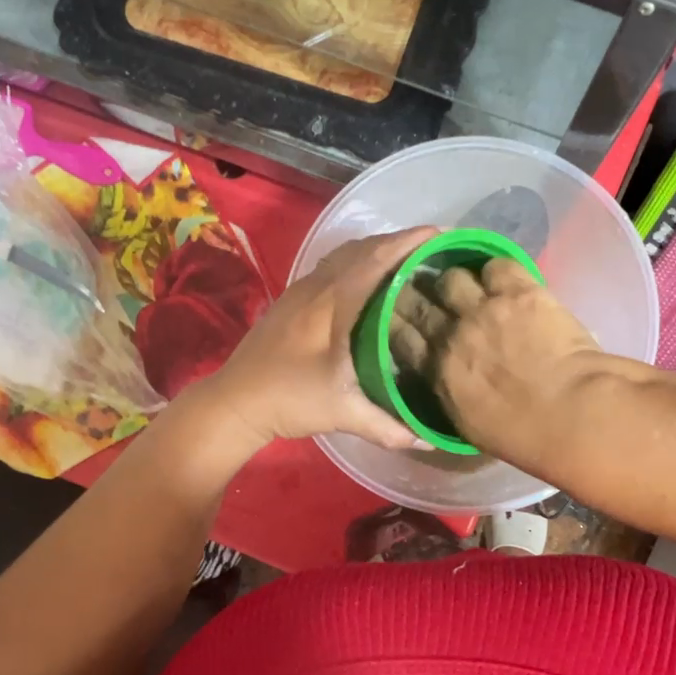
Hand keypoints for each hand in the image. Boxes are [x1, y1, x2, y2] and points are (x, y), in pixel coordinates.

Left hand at [191, 227, 436, 451]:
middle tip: (431, 250)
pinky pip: (330, 270)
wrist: (234, 402)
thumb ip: (387, 426)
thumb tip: (428, 440)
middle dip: (397, 243)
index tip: (440, 234)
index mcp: (332, 303)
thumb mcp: (343, 413)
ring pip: (342, 257)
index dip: (409, 242)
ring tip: (405, 262)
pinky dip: (355, 265)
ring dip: (374, 251)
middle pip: (361, 249)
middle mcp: (316, 288)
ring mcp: (299, 292)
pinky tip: (366, 284)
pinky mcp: (290, 303)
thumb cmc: (288, 400)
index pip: (376, 259)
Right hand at [390, 257, 602, 461]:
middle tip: (423, 292)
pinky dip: (498, 271)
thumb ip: (449, 394)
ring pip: (453, 277)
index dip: (396, 324)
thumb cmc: (522, 435)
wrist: (568, 411)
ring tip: (469, 287)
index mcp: (437, 372)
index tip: (399, 319)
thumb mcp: (468, 424)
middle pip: (419, 303)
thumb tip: (445, 380)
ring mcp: (485, 308)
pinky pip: (497, 266)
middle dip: (417, 295)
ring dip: (458, 281)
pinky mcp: (520, 291)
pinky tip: (505, 279)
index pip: (401, 338)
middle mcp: (452, 333)